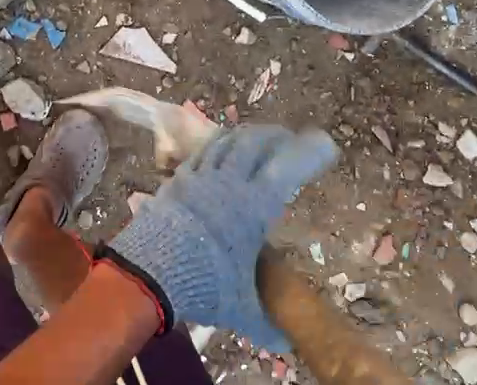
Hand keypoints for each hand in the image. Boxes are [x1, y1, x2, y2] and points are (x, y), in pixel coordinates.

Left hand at [98, 125, 337, 351]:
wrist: (151, 270)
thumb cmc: (205, 284)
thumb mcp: (242, 307)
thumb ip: (266, 321)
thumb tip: (284, 341)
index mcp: (254, 206)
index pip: (288, 167)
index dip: (308, 152)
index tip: (324, 145)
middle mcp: (230, 182)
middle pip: (255, 143)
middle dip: (276, 137)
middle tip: (290, 139)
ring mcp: (201, 175)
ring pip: (227, 141)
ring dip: (246, 136)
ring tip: (258, 139)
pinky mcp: (179, 177)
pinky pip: (202, 151)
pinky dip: (218, 144)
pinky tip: (221, 149)